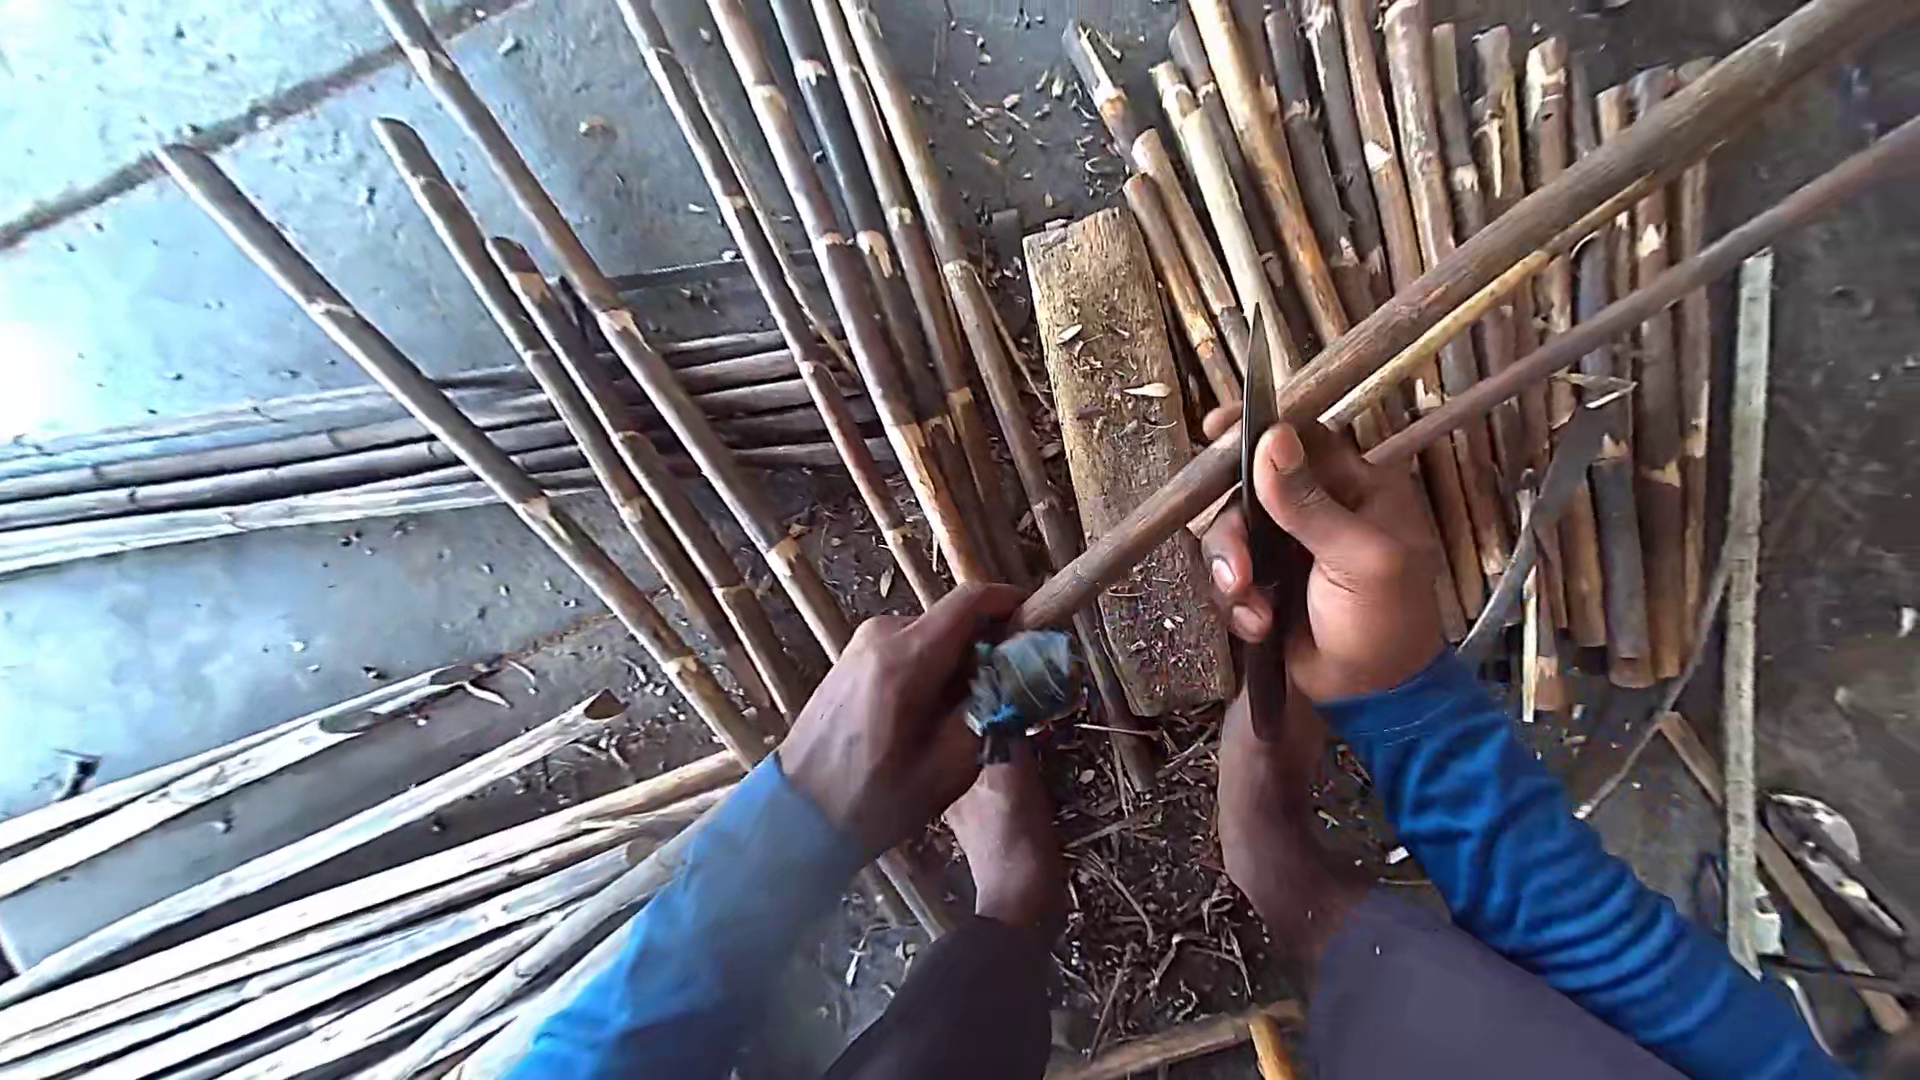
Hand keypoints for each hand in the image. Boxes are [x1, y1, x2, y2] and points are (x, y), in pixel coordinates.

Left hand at [778, 582, 1026, 857]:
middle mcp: (882, 634)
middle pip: (952, 620)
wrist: (798, 813)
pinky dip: (928, 666)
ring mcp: (862, 642)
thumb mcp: (951, 766)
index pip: (970, 601)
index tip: (1032, 618)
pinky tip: (923, 711)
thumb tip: (1019, 671)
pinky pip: (905, 645)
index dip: (1008, 601)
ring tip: (958, 712)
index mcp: (907, 657)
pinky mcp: (852, 655)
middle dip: (984, 646)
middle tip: (1002, 688)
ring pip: (930, 634)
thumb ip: (993, 708)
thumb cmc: (876, 798)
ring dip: (955, 660)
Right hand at [1200, 409, 1443, 701]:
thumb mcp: (1358, 558)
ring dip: (1230, 573)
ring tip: (1251, 608)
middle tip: (1235, 574)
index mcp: (1354, 488)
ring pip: (1227, 534)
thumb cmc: (1385, 620)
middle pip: (1246, 491)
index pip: (1302, 438)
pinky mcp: (1259, 579)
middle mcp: (1313, 508)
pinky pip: (1225, 573)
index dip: (1257, 429)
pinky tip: (1257, 625)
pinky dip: (1235, 601)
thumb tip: (1271, 439)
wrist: (1369, 693)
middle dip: (1233, 534)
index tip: (1213, 428)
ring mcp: (1282, 545)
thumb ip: (1310, 502)